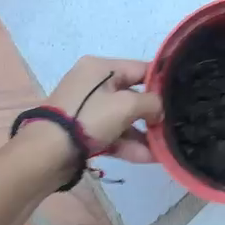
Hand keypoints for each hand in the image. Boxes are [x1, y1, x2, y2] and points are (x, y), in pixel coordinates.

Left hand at [43, 57, 163, 163]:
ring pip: (123, 118)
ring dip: (142, 134)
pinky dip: (127, 144)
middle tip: (171, 126)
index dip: (160, 83)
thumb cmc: (88, 119)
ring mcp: (86, 109)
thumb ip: (151, 103)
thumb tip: (160, 109)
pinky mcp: (82, 132)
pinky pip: (111, 133)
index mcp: (100, 67)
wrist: (45, 155)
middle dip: (152, 114)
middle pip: (132, 94)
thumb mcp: (126, 106)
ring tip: (163, 149)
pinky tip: (148, 157)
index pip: (140, 68)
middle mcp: (93, 83)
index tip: (179, 97)